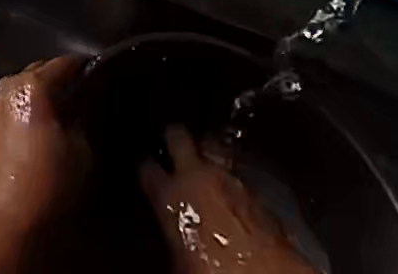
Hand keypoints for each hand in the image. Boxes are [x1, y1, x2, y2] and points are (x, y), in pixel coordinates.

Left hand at [0, 54, 90, 227]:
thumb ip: (86, 115)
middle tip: (78, 95)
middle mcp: (7, 89)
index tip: (97, 72)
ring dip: (37, 95)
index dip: (85, 67)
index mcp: (32, 84)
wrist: (4, 223)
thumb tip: (87, 102)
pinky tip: (31, 132)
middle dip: (58, 79)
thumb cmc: (46, 183)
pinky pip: (5, 110)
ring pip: (20, 89)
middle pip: (39, 71)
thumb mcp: (83, 147)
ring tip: (56, 114)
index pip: (65, 63)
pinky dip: (19, 113)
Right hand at [139, 126, 319, 273]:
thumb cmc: (214, 270)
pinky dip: (227, 174)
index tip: (147, 170)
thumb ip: (172, 233)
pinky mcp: (252, 185)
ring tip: (201, 160)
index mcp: (171, 196)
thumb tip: (172, 235)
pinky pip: (232, 169)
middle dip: (173, 137)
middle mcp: (197, 176)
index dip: (146, 168)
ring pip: (210, 146)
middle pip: (178, 138)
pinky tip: (228, 187)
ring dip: (205, 152)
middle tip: (170, 141)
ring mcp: (226, 175)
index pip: (148, 169)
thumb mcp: (180, 257)